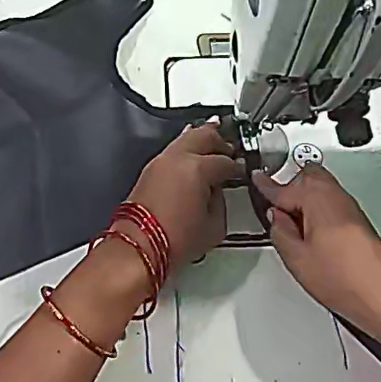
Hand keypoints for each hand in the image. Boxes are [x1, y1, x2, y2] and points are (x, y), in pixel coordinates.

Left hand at [121, 122, 242, 271]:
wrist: (139, 246)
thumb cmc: (173, 239)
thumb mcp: (215, 226)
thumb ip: (220, 201)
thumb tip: (216, 191)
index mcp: (197, 168)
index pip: (225, 161)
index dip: (237, 166)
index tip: (240, 170)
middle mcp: (177, 158)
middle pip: (204, 135)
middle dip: (219, 140)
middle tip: (230, 147)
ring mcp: (160, 162)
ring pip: (185, 138)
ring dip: (201, 139)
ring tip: (212, 142)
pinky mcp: (149, 170)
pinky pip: (173, 151)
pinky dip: (185, 149)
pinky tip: (192, 156)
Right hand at [251, 165, 380, 331]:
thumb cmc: (347, 281)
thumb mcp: (296, 258)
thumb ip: (280, 232)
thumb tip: (276, 219)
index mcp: (319, 201)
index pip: (285, 187)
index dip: (266, 185)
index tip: (258, 180)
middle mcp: (338, 198)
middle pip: (309, 176)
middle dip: (290, 186)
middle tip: (275, 203)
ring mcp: (351, 210)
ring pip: (322, 188)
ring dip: (305, 199)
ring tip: (293, 223)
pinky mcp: (359, 223)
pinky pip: (332, 204)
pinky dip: (318, 210)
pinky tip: (312, 233)